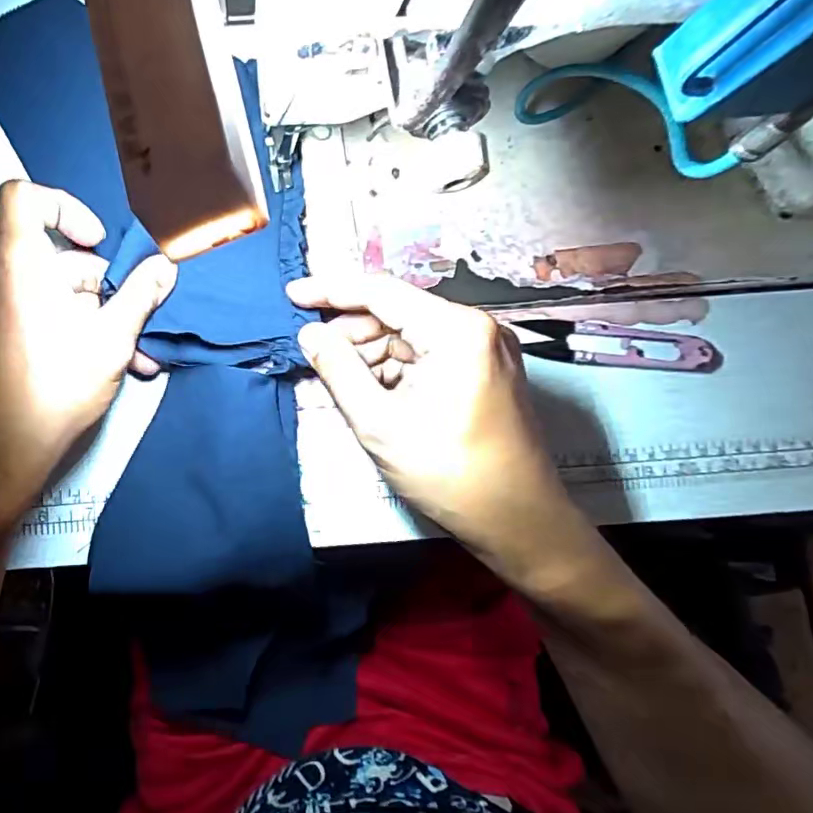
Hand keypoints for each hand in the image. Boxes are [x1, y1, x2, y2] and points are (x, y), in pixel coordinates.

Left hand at [0, 181, 174, 533]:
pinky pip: (46, 319)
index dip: (65, 206)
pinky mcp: (2, 340)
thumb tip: (165, 266)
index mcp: (19, 265)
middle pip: (56, 256)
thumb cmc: (56, 386)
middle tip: (135, 312)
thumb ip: (141, 295)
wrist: (2, 453)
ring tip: (137, 352)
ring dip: (102, 315)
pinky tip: (118, 366)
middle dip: (104, 281)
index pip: (24, 197)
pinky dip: (81, 332)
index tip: (99, 242)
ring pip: (58, 294)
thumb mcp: (112, 338)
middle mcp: (0, 281)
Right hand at [287, 273, 578, 557]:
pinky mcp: (486, 371)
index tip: (294, 294)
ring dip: (372, 358)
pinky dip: (398, 372)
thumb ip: (339, 371)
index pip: (383, 292)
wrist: (519, 520)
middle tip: (315, 359)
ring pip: (412, 338)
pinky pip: (430, 358)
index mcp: (457, 330)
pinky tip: (372, 395)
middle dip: (353, 336)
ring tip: (340, 388)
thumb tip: (310, 334)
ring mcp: (486, 349)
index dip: (332, 291)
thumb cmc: (451, 474)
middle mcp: (477, 328)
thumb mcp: (381, 424)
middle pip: (398, 315)